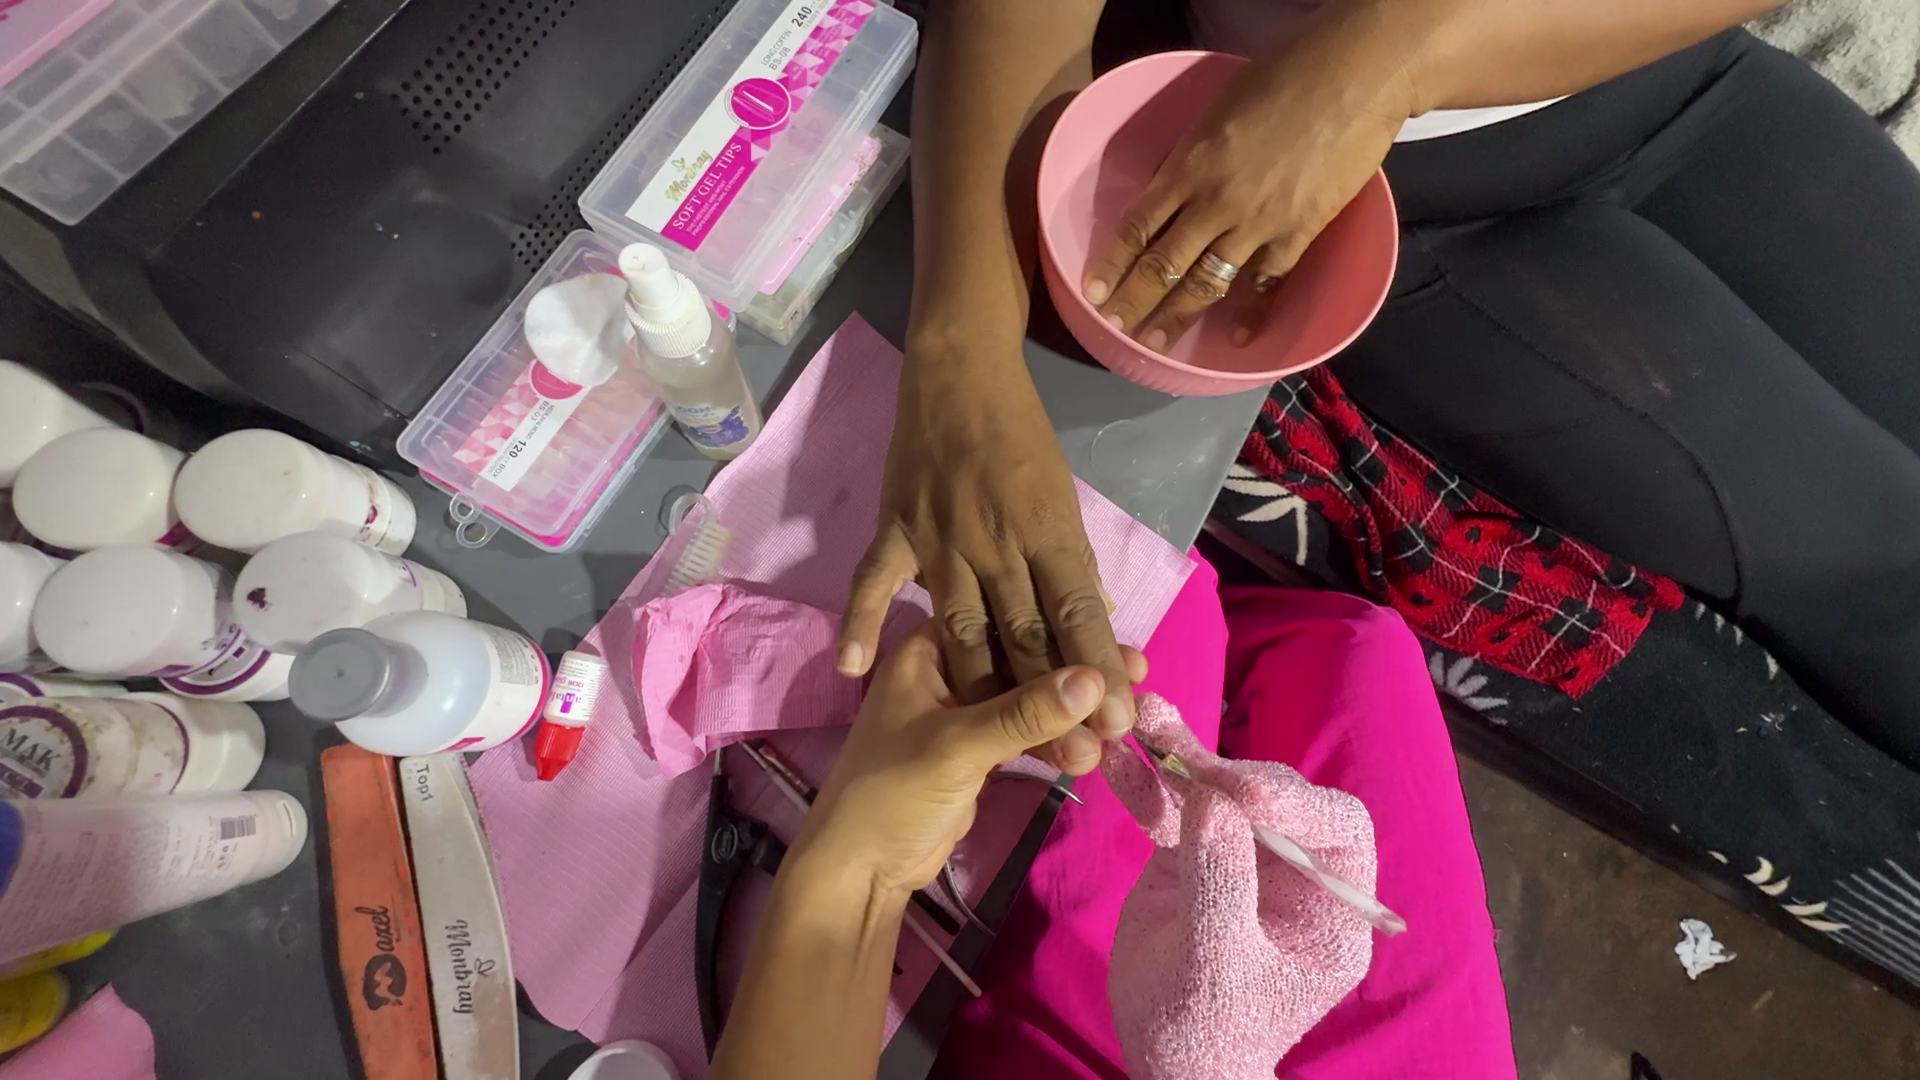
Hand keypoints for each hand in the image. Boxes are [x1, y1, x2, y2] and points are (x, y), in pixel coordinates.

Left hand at [800, 621, 1146, 895]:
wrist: (861, 869)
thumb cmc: (893, 790)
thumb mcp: (958, 746)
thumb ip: (1025, 713)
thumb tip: (1097, 680)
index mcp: (929, 650)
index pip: (1001, 622)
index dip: (1056, 627)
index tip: (1111, 638)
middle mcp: (948, 671)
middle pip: (1022, 660)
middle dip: (1074, 672)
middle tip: (1135, 674)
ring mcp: (964, 711)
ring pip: (1028, 700)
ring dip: (1071, 713)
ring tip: (1122, 724)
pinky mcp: (978, 748)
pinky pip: (1026, 733)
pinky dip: (1056, 740)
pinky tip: (1093, 748)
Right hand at [839, 344, 1134, 773]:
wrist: (961, 371)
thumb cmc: (1021, 432)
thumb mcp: (1064, 492)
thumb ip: (1073, 558)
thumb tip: (1094, 615)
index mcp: (1048, 529)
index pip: (1079, 612)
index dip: (1101, 671)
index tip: (1120, 725)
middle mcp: (997, 543)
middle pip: (1027, 635)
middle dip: (1054, 702)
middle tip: (1077, 760)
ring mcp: (940, 539)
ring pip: (963, 628)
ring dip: (983, 689)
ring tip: (1000, 750)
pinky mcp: (895, 528)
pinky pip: (873, 581)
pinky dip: (861, 622)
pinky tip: (852, 669)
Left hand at [1082, 26, 1411, 350]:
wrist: (1363, 69)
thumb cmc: (1286, 74)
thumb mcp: (1216, 111)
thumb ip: (1189, 158)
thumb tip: (1167, 190)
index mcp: (1190, 167)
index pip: (1137, 226)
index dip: (1112, 264)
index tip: (1093, 294)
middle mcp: (1215, 202)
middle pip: (1163, 265)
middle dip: (1134, 302)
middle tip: (1114, 330)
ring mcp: (1256, 223)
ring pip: (1205, 283)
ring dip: (1176, 318)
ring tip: (1154, 344)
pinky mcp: (1298, 233)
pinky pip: (1267, 283)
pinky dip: (1253, 313)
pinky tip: (1237, 338)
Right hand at [1102, 696, 1376, 1078]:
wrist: (1160, 1053)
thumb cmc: (1208, 1029)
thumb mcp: (1219, 966)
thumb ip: (1220, 883)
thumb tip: (1211, 800)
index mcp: (1329, 903)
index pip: (1334, 826)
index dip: (1292, 798)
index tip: (1237, 790)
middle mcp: (1288, 868)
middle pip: (1263, 794)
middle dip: (1217, 767)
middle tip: (1169, 743)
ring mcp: (1235, 854)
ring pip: (1210, 791)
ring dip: (1174, 755)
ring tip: (1141, 716)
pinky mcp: (1187, 851)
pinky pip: (1168, 809)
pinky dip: (1142, 784)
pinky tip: (1116, 758)